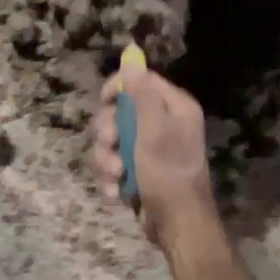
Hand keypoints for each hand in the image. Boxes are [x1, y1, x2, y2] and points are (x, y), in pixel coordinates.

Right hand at [91, 67, 216, 242]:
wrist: (176, 224)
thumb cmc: (167, 172)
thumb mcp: (153, 128)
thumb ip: (141, 92)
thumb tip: (132, 56)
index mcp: (174, 108)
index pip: (141, 81)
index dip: (118, 88)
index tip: (104, 101)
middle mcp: (164, 124)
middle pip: (120, 112)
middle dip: (109, 131)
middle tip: (112, 145)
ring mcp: (150, 150)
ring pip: (112, 141)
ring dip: (106, 159)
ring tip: (116, 175)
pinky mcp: (139, 171)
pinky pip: (114, 164)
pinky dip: (111, 178)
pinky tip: (117, 191)